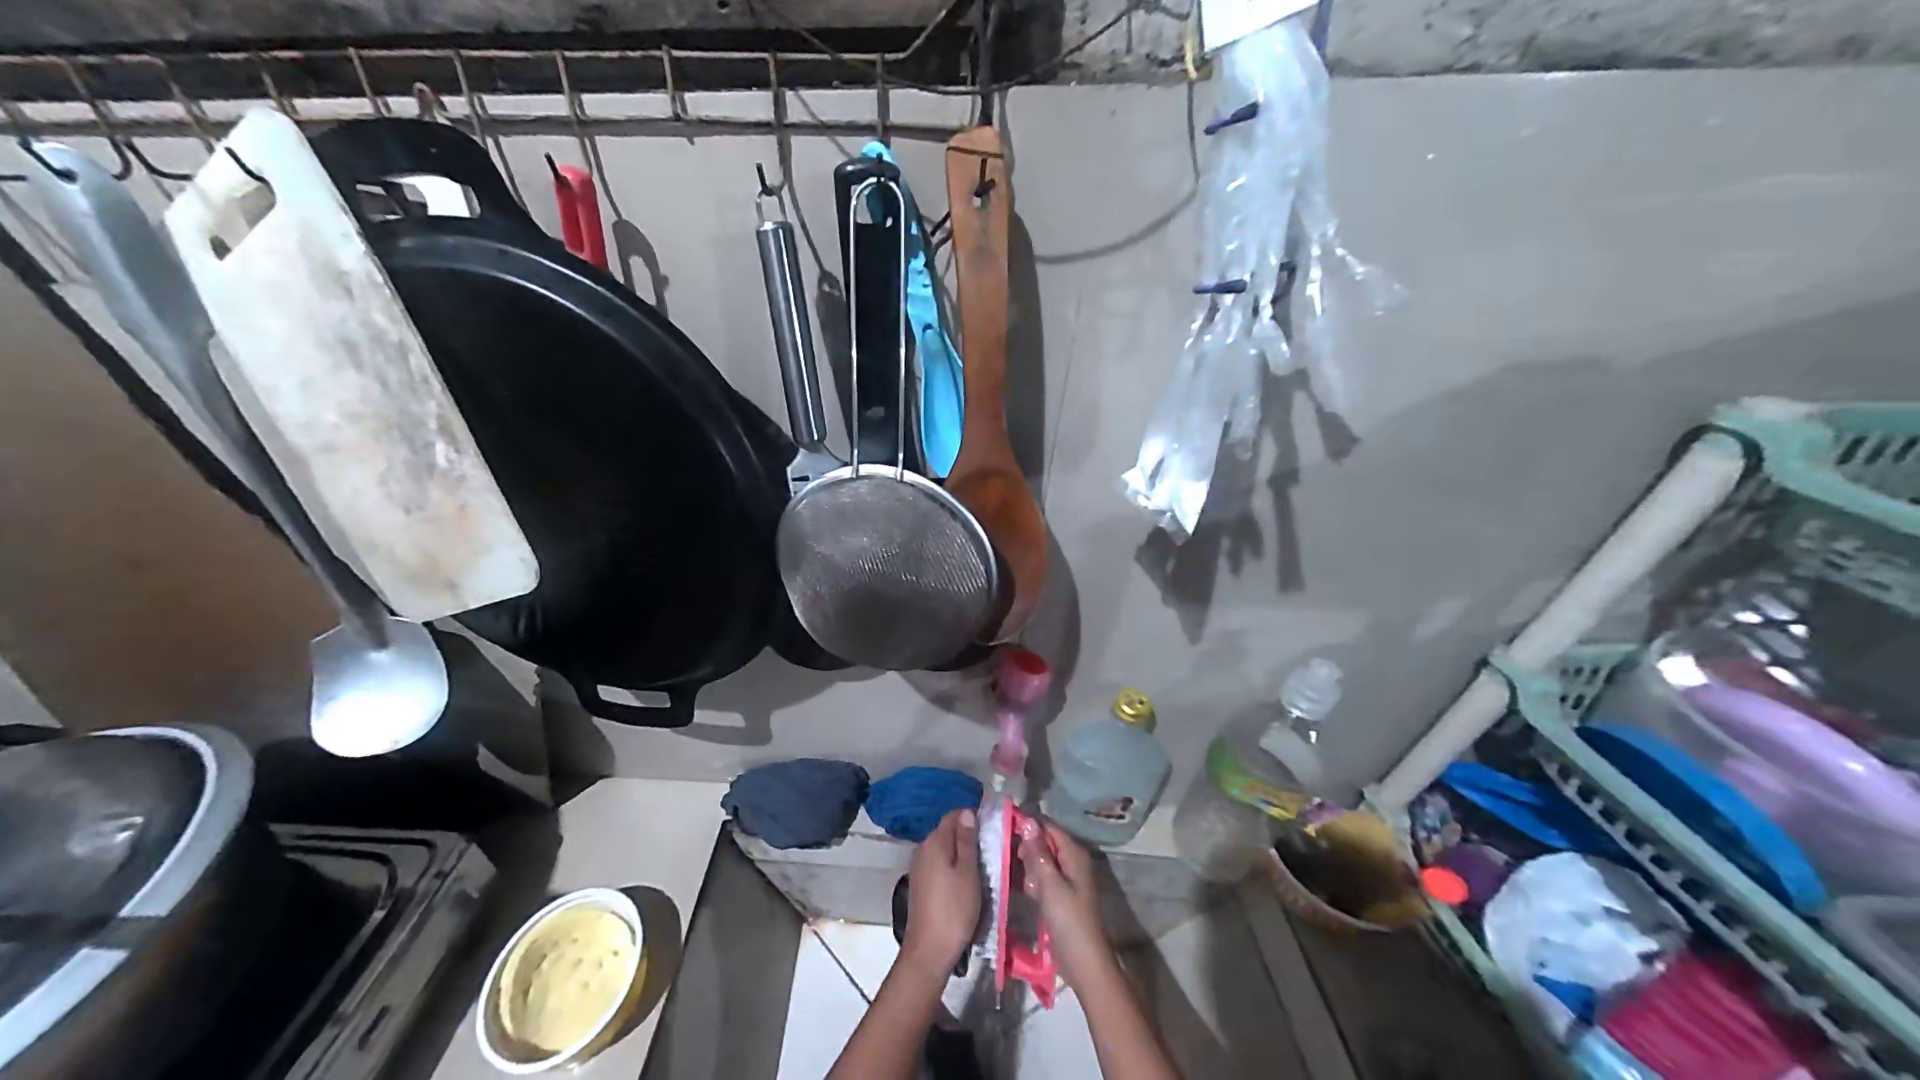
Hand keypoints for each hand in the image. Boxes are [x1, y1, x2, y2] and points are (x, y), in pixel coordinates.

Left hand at [902, 808, 979, 977]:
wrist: (929, 950)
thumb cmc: (954, 909)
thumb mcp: (968, 872)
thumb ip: (967, 840)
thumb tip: (967, 811)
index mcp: (934, 841)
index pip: (954, 814)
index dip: (973, 817)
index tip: (992, 829)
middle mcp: (923, 848)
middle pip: (948, 831)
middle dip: (968, 835)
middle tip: (991, 849)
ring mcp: (919, 867)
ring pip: (944, 849)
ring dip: (961, 853)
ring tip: (983, 867)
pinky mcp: (920, 883)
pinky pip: (939, 864)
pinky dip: (952, 866)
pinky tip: (966, 881)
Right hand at [1019, 821, 1116, 992]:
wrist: (1084, 964)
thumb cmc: (1069, 921)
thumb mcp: (1050, 885)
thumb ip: (1038, 853)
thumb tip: (1027, 821)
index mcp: (1074, 854)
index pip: (1048, 826)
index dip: (1028, 826)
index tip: (1004, 829)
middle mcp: (1072, 861)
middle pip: (1044, 842)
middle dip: (1029, 851)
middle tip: (1020, 867)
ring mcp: (1067, 879)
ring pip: (1041, 861)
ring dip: (1031, 869)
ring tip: (1027, 886)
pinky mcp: (1060, 894)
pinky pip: (1043, 878)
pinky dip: (1034, 883)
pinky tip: (1029, 894)